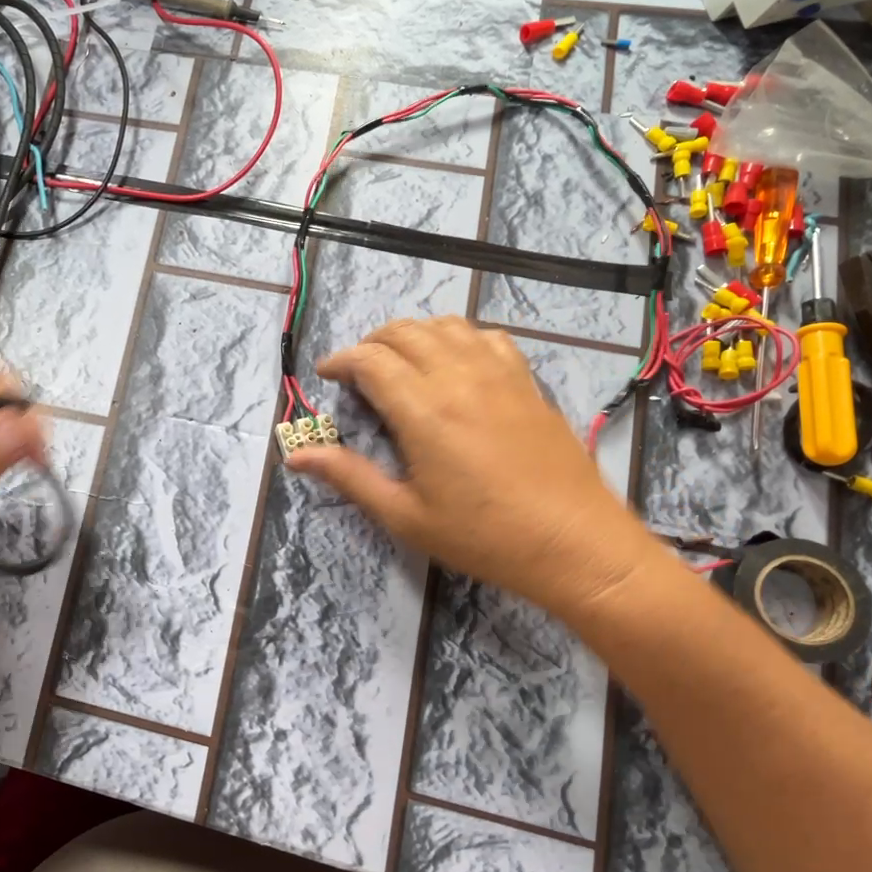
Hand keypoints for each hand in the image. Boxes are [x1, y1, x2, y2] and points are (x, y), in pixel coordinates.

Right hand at [286, 317, 662, 614]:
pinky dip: (459, 339)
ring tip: (399, 363)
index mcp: (424, 411)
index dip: (340, 361)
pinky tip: (454, 365)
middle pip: (405, 332)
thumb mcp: (404, 515)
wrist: (575, 545)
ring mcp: (500, 376)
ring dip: (413, 335)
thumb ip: (349, 476)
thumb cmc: (483, 536)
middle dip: (371, 343)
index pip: (371, 360)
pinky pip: (489, 338)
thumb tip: (296, 455)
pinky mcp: (528, 384)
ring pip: (446, 327)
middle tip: (356, 373)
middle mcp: (460, 379)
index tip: (326, 376)